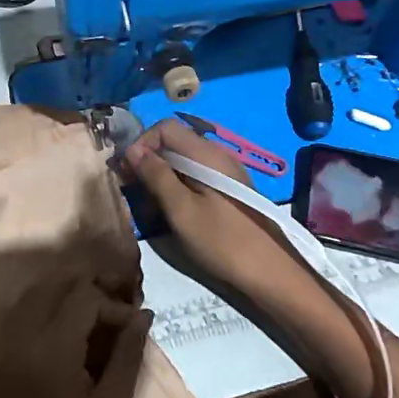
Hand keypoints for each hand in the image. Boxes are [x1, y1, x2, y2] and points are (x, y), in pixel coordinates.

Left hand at [0, 279, 151, 397]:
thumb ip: (128, 355)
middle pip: (57, 282)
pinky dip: (49, 302)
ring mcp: (8, 345)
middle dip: (92, 284)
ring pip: (37, 291)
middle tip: (119, 301)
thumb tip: (143, 314)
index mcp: (52, 349)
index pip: (86, 296)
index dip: (115, 305)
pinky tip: (70, 320)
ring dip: (69, 289)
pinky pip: (24, 309)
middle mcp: (24, 337)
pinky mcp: (2, 356)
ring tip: (99, 305)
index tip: (133, 328)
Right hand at [120, 120, 318, 308]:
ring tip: (151, 206)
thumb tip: (133, 150)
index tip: (128, 173)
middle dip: (149, 161)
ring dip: (162, 177)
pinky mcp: (229, 190)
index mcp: (207, 153)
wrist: (270, 270)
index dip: (142, 144)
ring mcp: (226, 172)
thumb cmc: (222, 241)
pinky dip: (179, 187)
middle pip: (175, 142)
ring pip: (184, 161)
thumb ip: (157, 176)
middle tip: (134, 190)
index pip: (165, 127)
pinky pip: (197, 176)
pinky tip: (173, 212)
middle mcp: (218, 155)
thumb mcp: (182, 210)